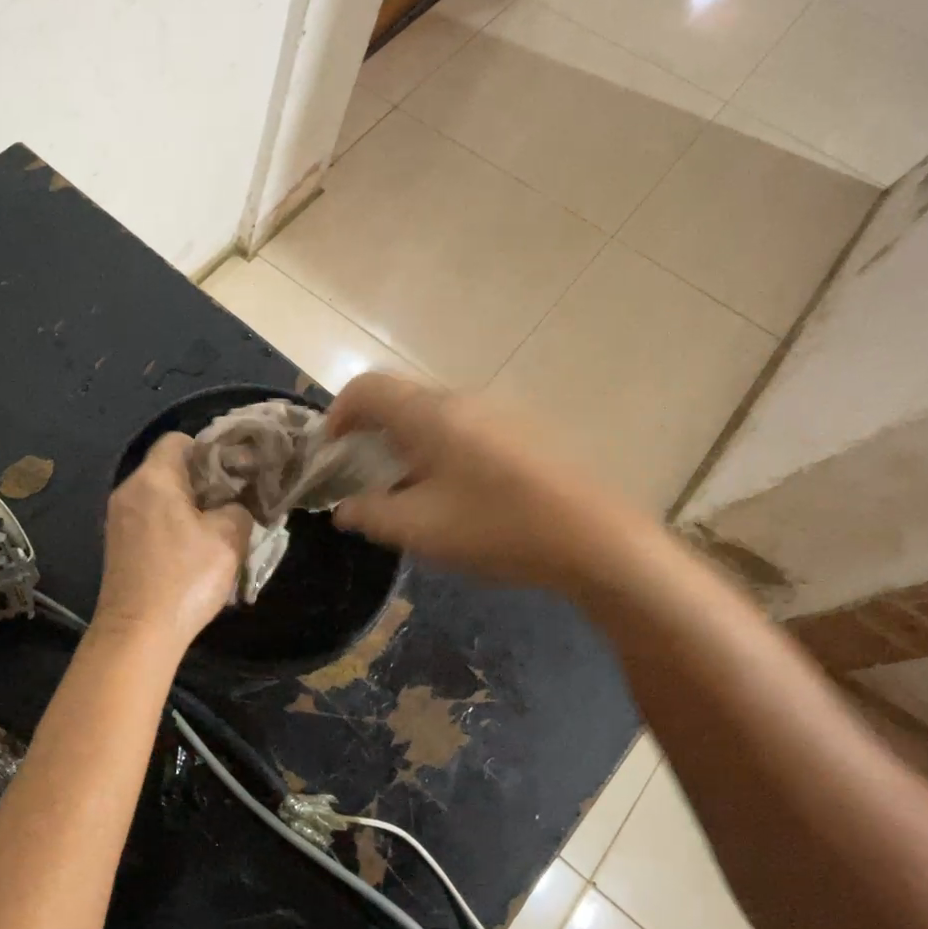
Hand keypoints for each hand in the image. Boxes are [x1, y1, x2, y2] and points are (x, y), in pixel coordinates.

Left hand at [95, 433, 254, 647]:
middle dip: (202, 482)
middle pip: (168, 469)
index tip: (235, 473)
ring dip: (187, 508)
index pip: (178, 440)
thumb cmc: (185, 578)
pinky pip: (148, 521)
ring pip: (158, 497)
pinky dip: (170, 527)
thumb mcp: (229, 538)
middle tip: (233, 502)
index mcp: (152, 478)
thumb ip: (239, 508)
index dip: (210, 450)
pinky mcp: (116, 546)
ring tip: (217, 530)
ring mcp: (117, 520)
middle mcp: (128, 491)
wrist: (138, 632)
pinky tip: (192, 553)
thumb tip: (236, 505)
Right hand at [327, 373, 642, 589]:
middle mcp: (461, 401)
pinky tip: (452, 495)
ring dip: (404, 444)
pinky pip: (462, 429)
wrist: (596, 540)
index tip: (330, 453)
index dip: (337, 414)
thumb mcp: (418, 529)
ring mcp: (498, 413)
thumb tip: (343, 508)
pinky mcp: (522, 434)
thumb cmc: (496, 527)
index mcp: (429, 415)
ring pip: (432, 416)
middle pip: (398, 400)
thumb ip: (369, 514)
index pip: (366, 388)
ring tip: (405, 491)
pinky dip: (437, 450)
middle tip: (361, 476)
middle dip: (369, 433)